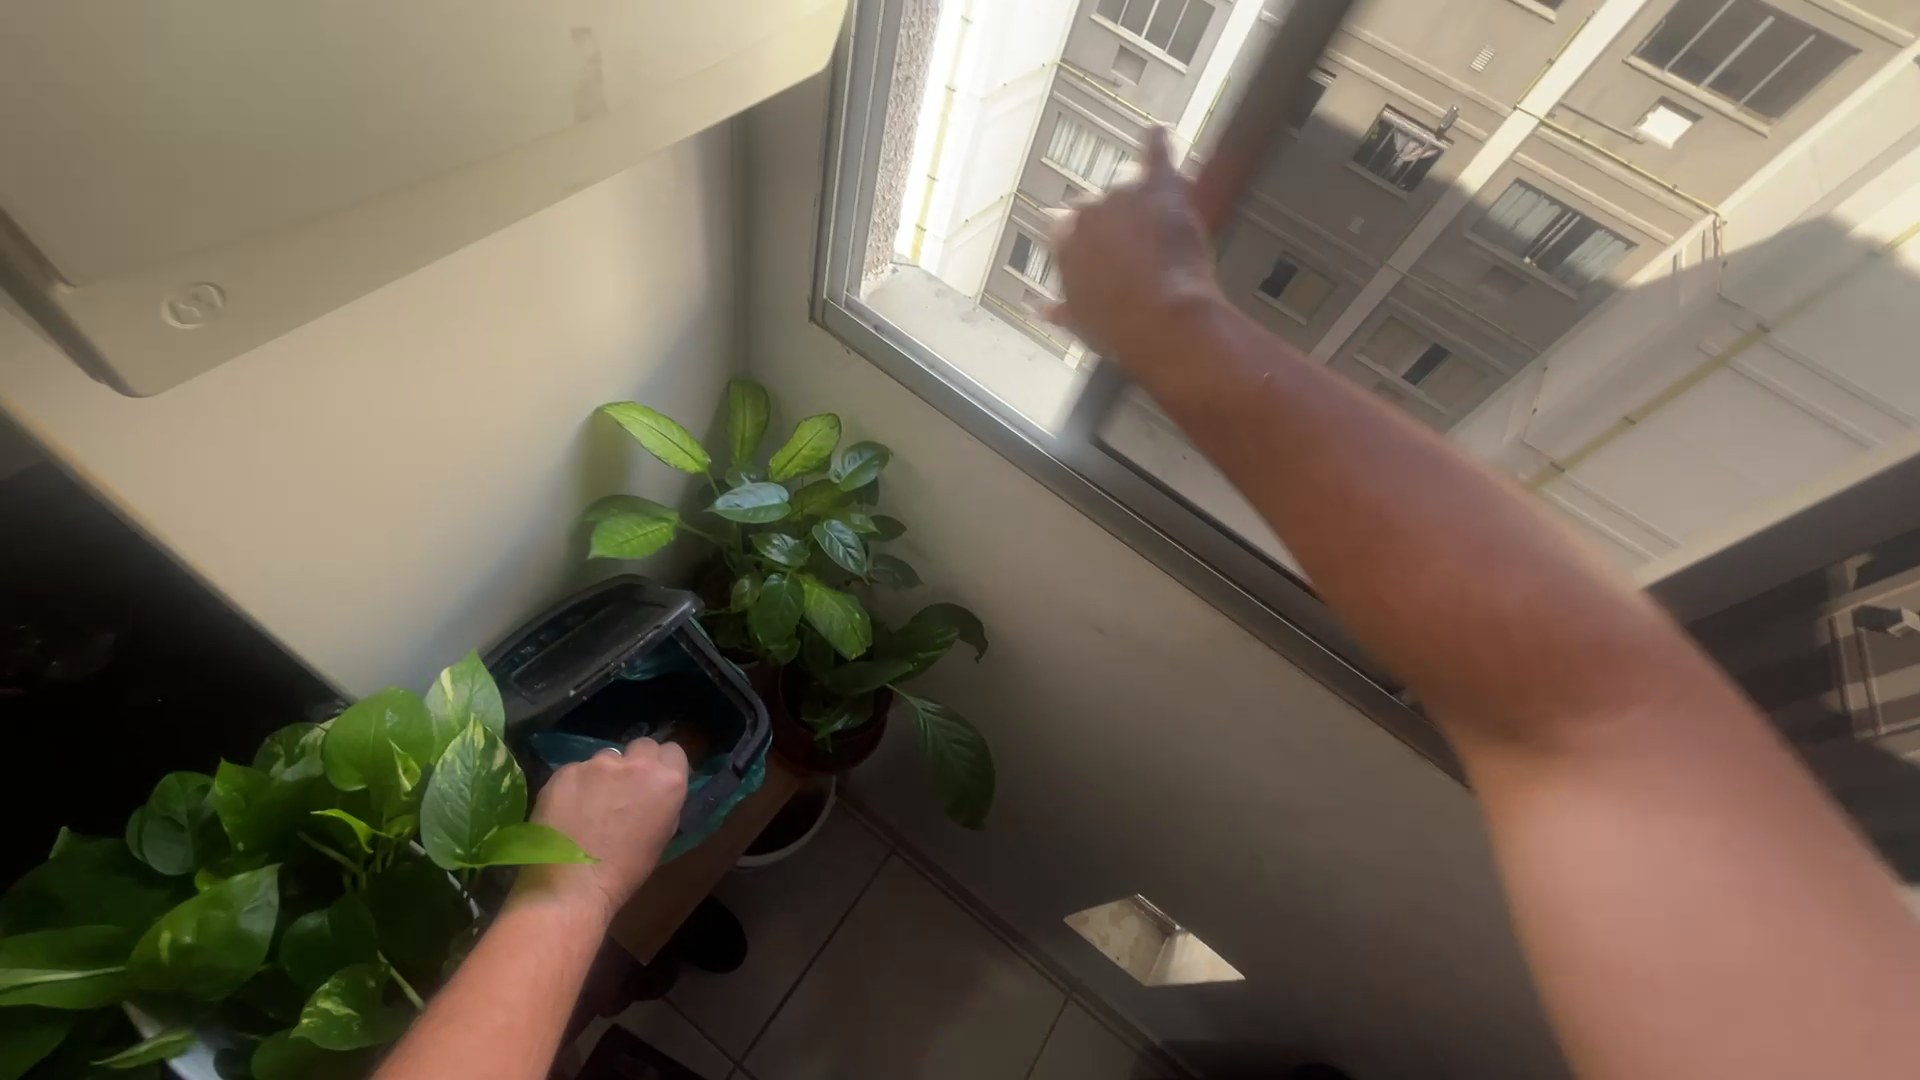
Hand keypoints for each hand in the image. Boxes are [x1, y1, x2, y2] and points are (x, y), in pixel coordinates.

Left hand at [511, 737, 688, 925]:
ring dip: (603, 774)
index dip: (663, 765)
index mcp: (668, 781)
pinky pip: (577, 770)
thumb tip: (655, 789)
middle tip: (624, 788)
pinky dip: (575, 785)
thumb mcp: (663, 833)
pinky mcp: (567, 771)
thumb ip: (664, 800)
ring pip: (606, 757)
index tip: (652, 781)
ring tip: (590, 802)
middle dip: (636, 762)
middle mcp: (638, 764)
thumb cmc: (626, 870)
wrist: (571, 888)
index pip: (673, 751)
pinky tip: (568, 809)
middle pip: (643, 745)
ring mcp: (599, 764)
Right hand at [1047, 127, 1224, 379]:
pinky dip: (1159, 142)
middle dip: (1112, 224)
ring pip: (1128, 190)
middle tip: (1131, 248)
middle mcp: (1086, 214)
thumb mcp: (1082, 323)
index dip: (1083, 241)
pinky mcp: (1159, 190)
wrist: (1161, 319)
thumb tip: (1040, 310)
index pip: (1065, 229)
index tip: (1095, 254)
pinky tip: (1160, 131)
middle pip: (1096, 207)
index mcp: (1064, 246)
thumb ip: (1061, 309)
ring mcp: (1122, 198)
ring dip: (1140, 203)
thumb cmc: (1118, 329)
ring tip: (1156, 225)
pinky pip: (1157, 155)